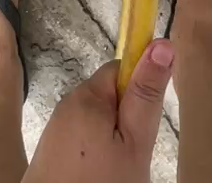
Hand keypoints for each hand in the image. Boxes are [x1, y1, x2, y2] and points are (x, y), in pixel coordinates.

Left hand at [21, 39, 173, 182]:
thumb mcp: (135, 143)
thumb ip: (146, 93)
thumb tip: (162, 42)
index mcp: (86, 95)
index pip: (121, 68)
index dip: (139, 88)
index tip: (145, 121)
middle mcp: (67, 105)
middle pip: (109, 96)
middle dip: (126, 119)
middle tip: (134, 153)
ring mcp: (55, 131)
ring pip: (97, 121)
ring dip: (112, 139)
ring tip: (118, 170)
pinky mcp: (49, 154)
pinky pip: (81, 141)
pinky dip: (94, 155)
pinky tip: (100, 178)